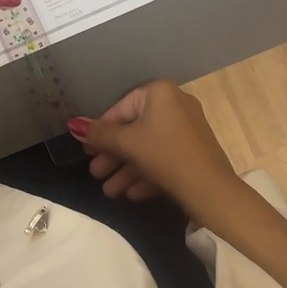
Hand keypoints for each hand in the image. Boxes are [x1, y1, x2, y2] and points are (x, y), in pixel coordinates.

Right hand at [70, 79, 238, 211]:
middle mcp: (175, 104)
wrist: (213, 192)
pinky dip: (147, 174)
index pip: (121, 109)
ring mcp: (188, 129)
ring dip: (127, 169)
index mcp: (159, 93)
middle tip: (96, 174)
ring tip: (111, 192)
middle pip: (134, 130)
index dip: (101, 132)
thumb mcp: (128, 144)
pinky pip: (164, 158)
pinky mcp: (195, 152)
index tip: (88, 152)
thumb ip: (99, 134)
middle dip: (113, 156)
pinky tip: (132, 195)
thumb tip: (72, 124)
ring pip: (148, 148)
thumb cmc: (165, 156)